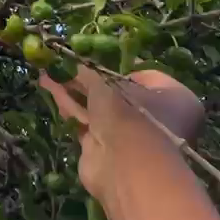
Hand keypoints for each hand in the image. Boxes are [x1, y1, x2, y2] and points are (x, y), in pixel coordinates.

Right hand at [38, 67, 204, 204]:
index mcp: (173, 100)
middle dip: (88, 76)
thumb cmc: (131, 113)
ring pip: (96, 105)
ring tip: (47, 68)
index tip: (93, 53)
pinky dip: (66, 102)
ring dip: (72, 87)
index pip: (143, 75)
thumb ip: (90, 71)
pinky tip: (47, 84)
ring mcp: (127, 135)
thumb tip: (74, 64)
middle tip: (64, 60)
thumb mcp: (109, 81)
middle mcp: (154, 118)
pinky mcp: (102, 147)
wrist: (125, 165)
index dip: (117, 63)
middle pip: (116, 91)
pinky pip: (83, 118)